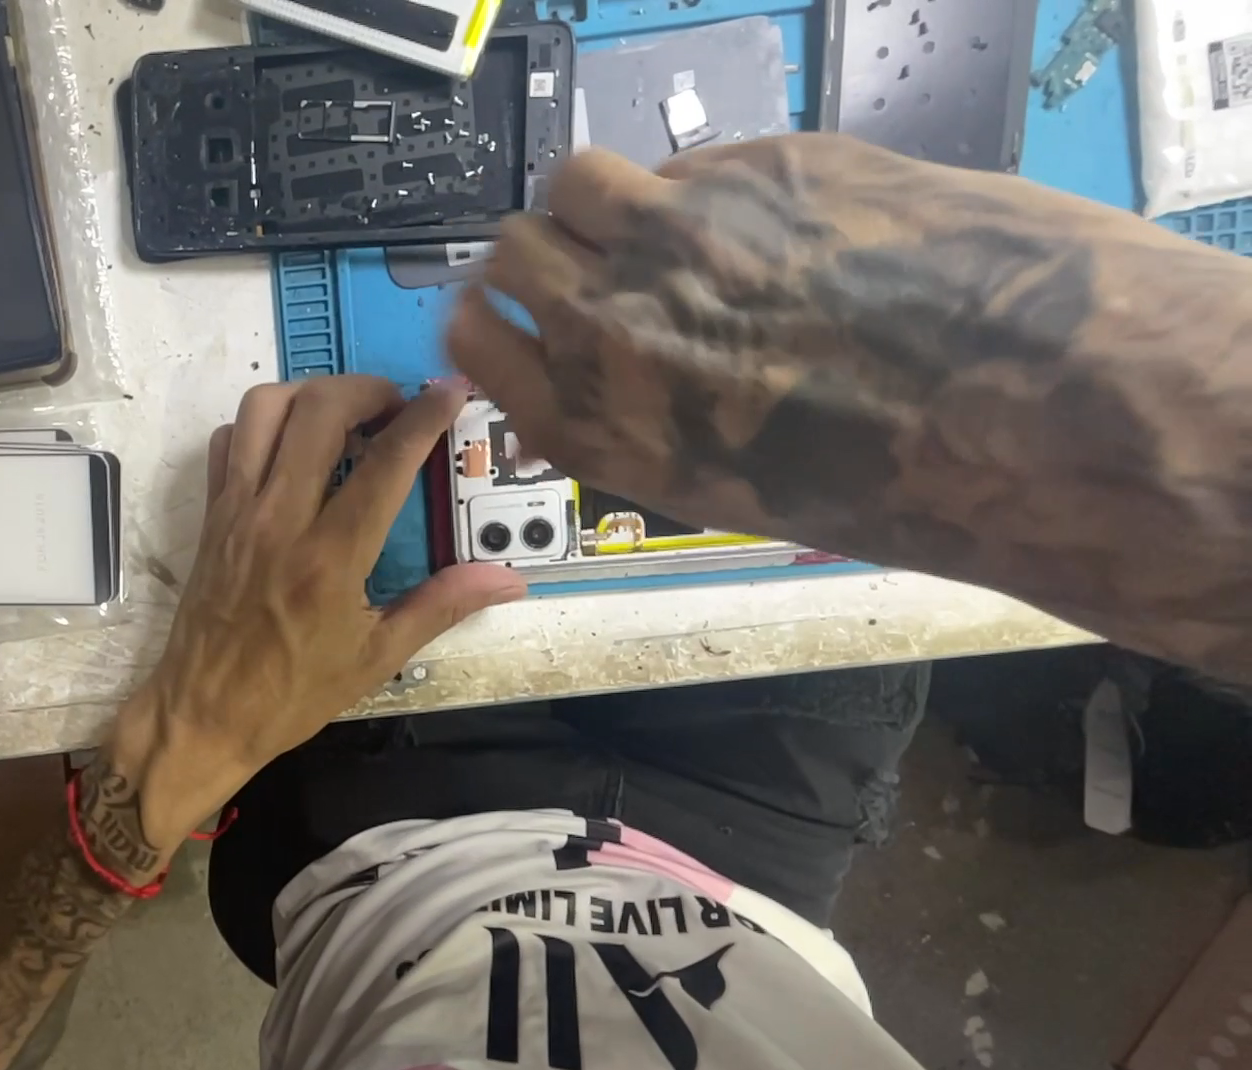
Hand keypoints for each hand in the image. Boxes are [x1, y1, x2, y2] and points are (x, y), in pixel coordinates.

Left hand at [105, 377, 525, 859]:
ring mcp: (237, 510)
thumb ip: (442, 606)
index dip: (424, 417)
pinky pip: (229, 440)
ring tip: (343, 416)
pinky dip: (261, 424)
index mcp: (330, 557)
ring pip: (265, 409)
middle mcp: (279, 518)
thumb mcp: (377, 659)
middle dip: (368, 389)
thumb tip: (508, 579)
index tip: (449, 393)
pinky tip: (289, 447)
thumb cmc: (293, 694)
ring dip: (311, 394)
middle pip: (320, 411)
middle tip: (396, 407)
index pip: (385, 462)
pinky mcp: (212, 514)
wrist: (203, 715)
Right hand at [446, 133, 1199, 551]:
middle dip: (534, 256)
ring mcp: (676, 236)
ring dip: (598, 204)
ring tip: (651, 225)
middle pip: (508, 248)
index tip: (499, 307)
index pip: (469, 331)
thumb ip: (607, 416)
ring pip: (575, 181)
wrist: (1025, 419)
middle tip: (578, 262)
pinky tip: (754, 225)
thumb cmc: (856, 480)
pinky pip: (684, 162)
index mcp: (584, 415)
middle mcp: (604, 323)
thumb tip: (573, 372)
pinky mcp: (759, 167)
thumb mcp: (691, 482)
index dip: (480, 314)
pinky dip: (694, 189)